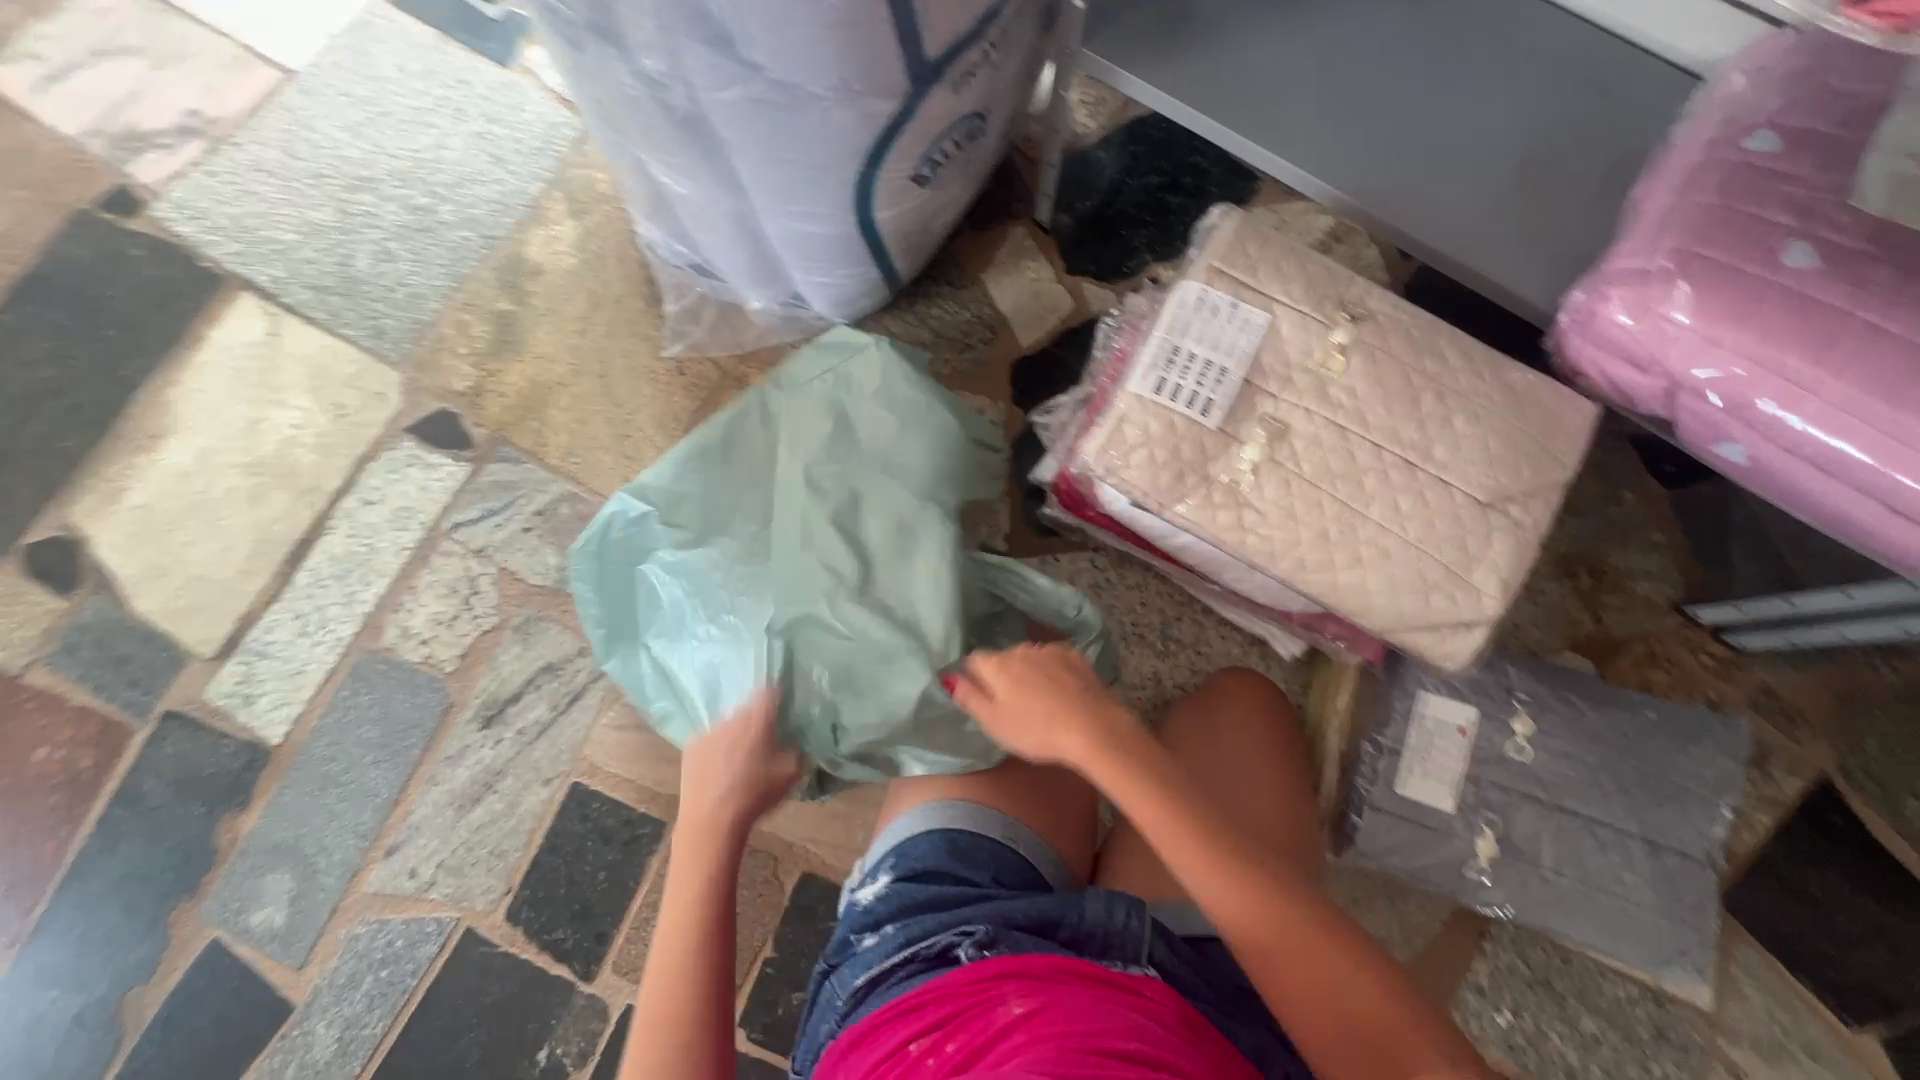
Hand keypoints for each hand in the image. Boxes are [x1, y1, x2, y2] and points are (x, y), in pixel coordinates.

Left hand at [677, 690, 801, 842]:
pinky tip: (718, 769)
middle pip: (747, 710)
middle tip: (763, 742)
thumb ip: (795, 750)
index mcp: (758, 720)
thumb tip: (792, 741)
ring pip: (727, 725)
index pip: (769, 692)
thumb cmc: (756, 795)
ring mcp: (708, 731)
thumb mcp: (791, 774)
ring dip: (735, 735)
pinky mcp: (691, 746)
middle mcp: (732, 718)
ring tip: (738, 759)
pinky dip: (716, 748)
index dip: (777, 697)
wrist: (711, 820)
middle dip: (756, 721)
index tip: (781, 709)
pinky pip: (709, 740)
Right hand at [949, 643, 1135, 767]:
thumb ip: (969, 697)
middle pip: (1002, 658)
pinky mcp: (1075, 656)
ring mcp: (1049, 650)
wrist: (1092, 728)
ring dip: (1028, 673)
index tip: (983, 698)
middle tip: (1012, 705)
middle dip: (1003, 675)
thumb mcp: (993, 723)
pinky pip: (1053, 660)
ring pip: (1029, 658)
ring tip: (1039, 701)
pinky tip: (1060, 693)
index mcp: (996, 665)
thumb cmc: (1036, 731)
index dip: (975, 678)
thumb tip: (948, 677)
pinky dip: (1052, 672)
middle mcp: (1020, 650)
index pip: (974, 660)